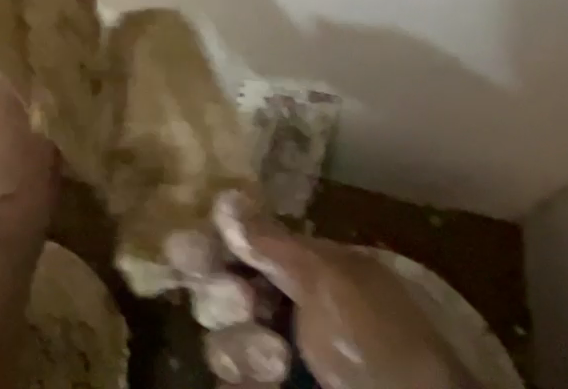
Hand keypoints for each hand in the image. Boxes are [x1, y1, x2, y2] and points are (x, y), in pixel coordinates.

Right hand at [207, 192, 473, 388]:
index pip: (238, 244)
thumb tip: (225, 197)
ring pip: (218, 336)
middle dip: (221, 295)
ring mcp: (273, 356)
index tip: (189, 252)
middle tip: (243, 305)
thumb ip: (271, 242)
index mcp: (302, 267)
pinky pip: (227, 378)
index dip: (209, 244)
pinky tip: (267, 381)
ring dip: (237, 344)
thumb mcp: (331, 281)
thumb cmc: (378, 341)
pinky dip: (239, 377)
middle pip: (216, 287)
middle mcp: (282, 306)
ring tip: (275, 363)